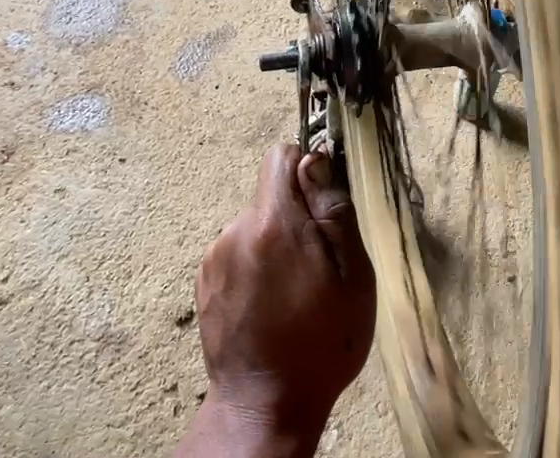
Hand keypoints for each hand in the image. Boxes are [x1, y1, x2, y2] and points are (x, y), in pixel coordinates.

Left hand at [194, 144, 375, 440]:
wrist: (265, 404)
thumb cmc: (322, 342)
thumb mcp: (353, 275)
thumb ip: (334, 210)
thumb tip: (315, 160)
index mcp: (275, 223)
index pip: (282, 156)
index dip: (307, 169)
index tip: (324, 201)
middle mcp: (237, 230)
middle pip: (271, 194)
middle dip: (296, 216)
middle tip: (318, 264)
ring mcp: (216, 256)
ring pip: (256, 224)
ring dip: (276, 243)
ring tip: (294, 289)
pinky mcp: (205, 280)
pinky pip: (239, 250)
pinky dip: (256, 265)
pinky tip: (271, 302)